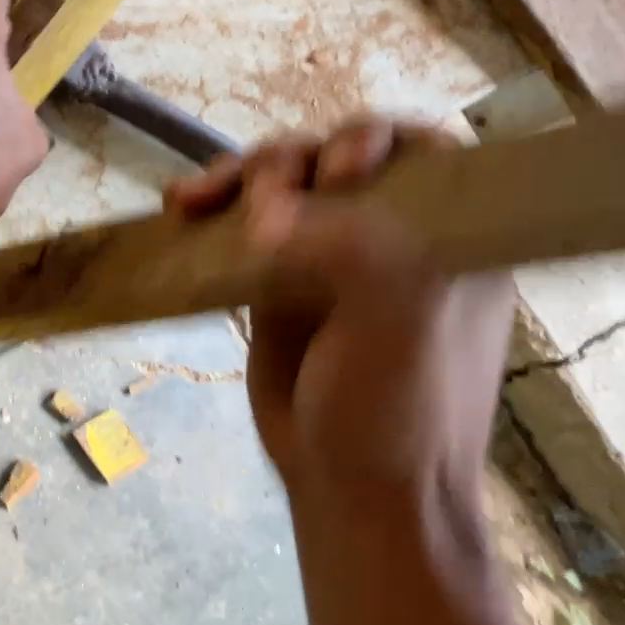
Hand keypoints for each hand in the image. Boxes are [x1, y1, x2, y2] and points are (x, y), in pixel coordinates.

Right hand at [164, 119, 516, 507]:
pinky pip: (234, 228)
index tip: (332, 175)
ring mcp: (321, 258)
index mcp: (447, 237)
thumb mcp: (398, 324)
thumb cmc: (398, 410)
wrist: (348, 481)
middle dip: (285, 164)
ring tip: (188, 198)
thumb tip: (264, 211)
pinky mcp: (269, 282)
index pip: (421, 152)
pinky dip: (206, 212)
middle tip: (253, 206)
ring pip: (275, 189)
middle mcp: (385, 236)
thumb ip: (354, 250)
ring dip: (231, 180)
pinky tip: (178, 208)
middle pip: (331, 160)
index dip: (373, 143)